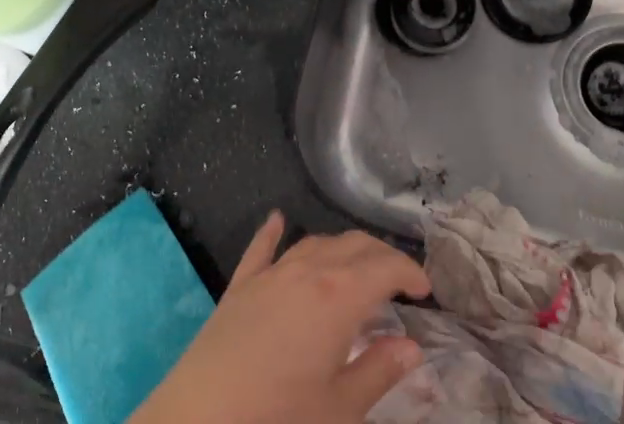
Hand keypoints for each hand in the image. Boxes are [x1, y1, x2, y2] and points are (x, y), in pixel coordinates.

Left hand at [130, 212, 431, 423]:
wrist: (198, 421)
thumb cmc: (278, 417)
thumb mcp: (340, 408)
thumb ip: (379, 371)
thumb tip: (412, 347)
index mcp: (340, 296)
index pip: (388, 267)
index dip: (412, 272)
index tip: (426, 291)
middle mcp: (308, 271)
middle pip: (355, 246)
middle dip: (383, 257)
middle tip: (399, 282)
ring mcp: (269, 275)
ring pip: (315, 243)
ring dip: (342, 248)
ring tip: (358, 267)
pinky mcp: (238, 288)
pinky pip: (261, 249)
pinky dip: (273, 232)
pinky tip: (278, 219)